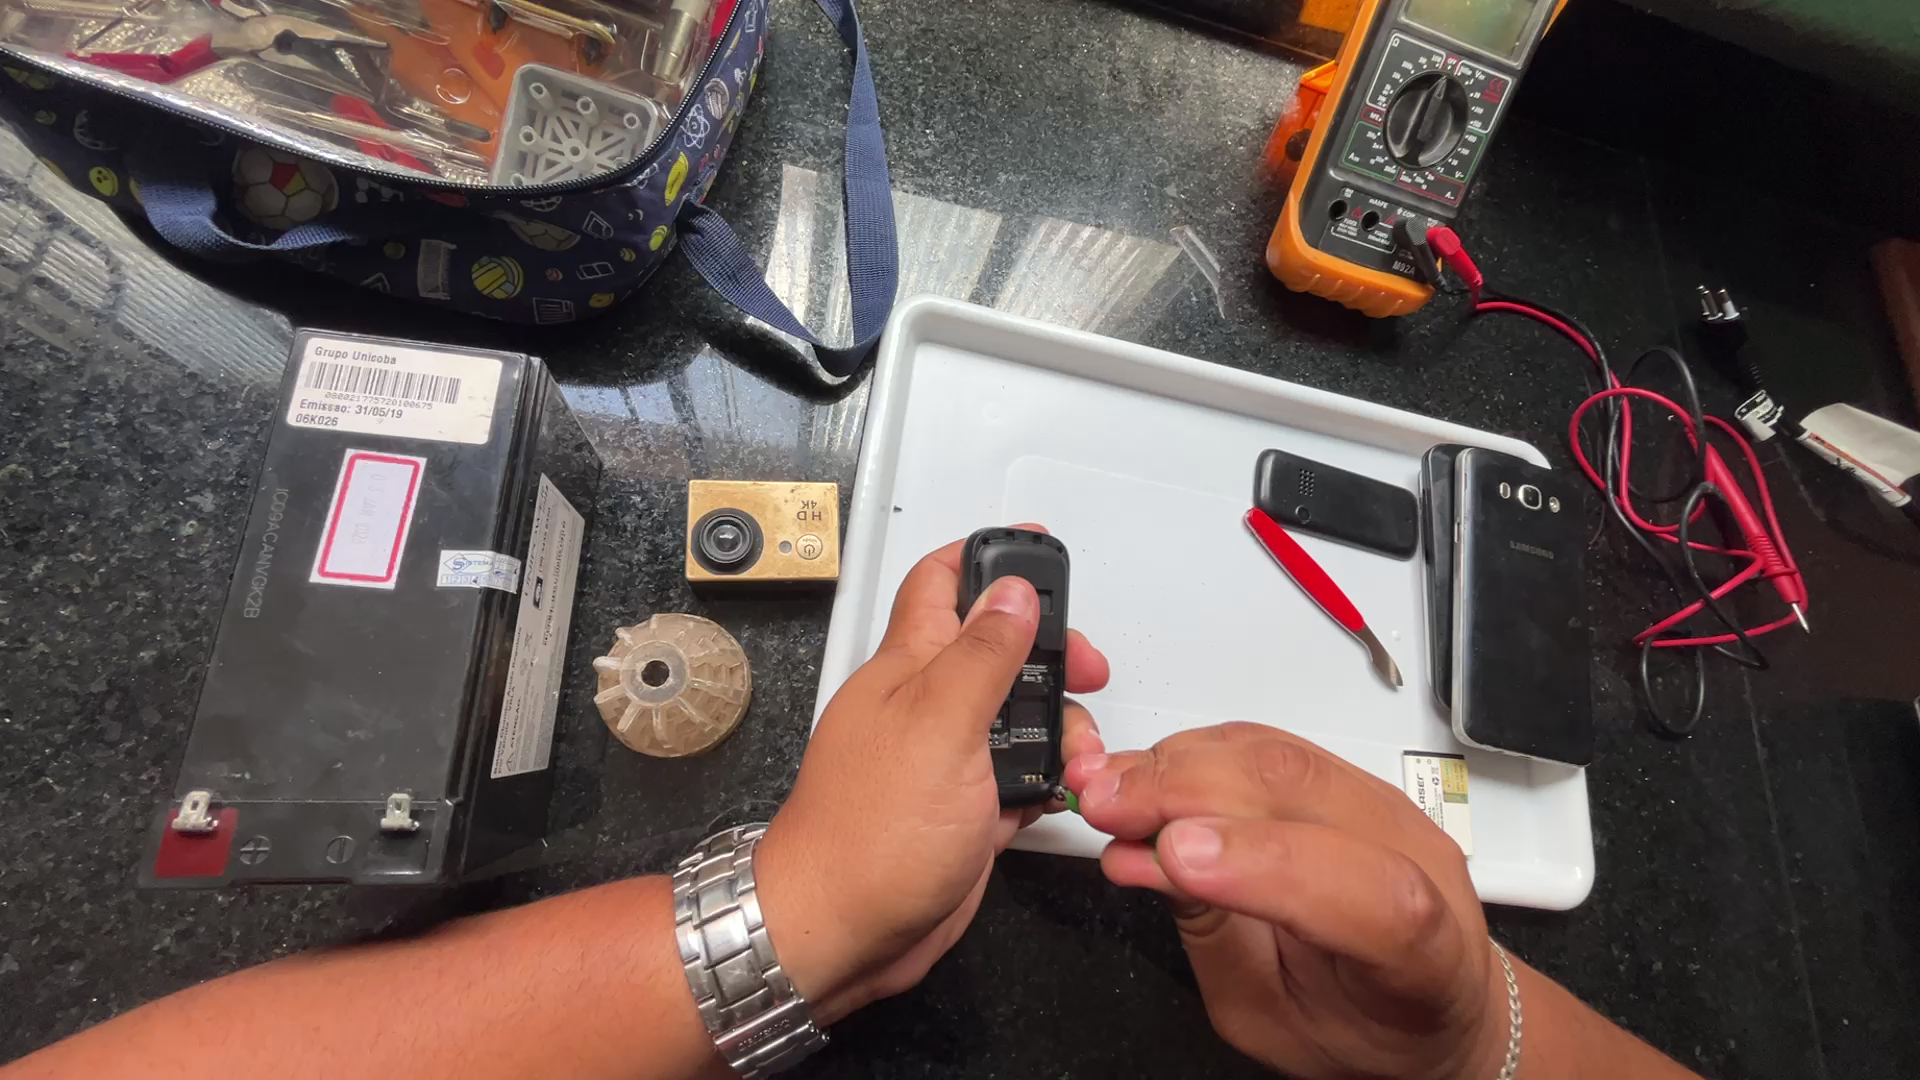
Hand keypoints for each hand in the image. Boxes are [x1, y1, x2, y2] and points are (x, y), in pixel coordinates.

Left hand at [755, 527, 1108, 1022]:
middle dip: (1046, 647)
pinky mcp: (964, 799)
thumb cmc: (873, 829)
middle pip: (994, 644)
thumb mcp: (939, 725)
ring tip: (1078, 747)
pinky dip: (1042, 774)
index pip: (941, 582)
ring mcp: (946, 751)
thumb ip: (981, 655)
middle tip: (1085, 663)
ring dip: (1054, 719)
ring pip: (1013, 709)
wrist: (846, 933)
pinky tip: (1055, 788)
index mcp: (911, 664)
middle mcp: (927, 700)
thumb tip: (1013, 593)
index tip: (1032, 545)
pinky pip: (1014, 769)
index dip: (985, 556)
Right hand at [1064, 723, 1506, 1079]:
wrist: (1412, 987)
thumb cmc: (1352, 1021)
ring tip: (1109, 785)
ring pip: (1266, 751)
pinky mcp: (1334, 768)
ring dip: (1172, 762)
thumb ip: (1206, 930)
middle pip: (1296, 790)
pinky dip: (1187, 750)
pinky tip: (1144, 771)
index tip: (1172, 856)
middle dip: (1180, 789)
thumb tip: (1138, 853)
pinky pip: (1255, 738)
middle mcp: (1410, 855)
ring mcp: (1373, 799)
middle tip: (1103, 804)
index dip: (1265, 864)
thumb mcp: (1265, 1010)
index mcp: (1424, 954)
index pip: (1369, 895)